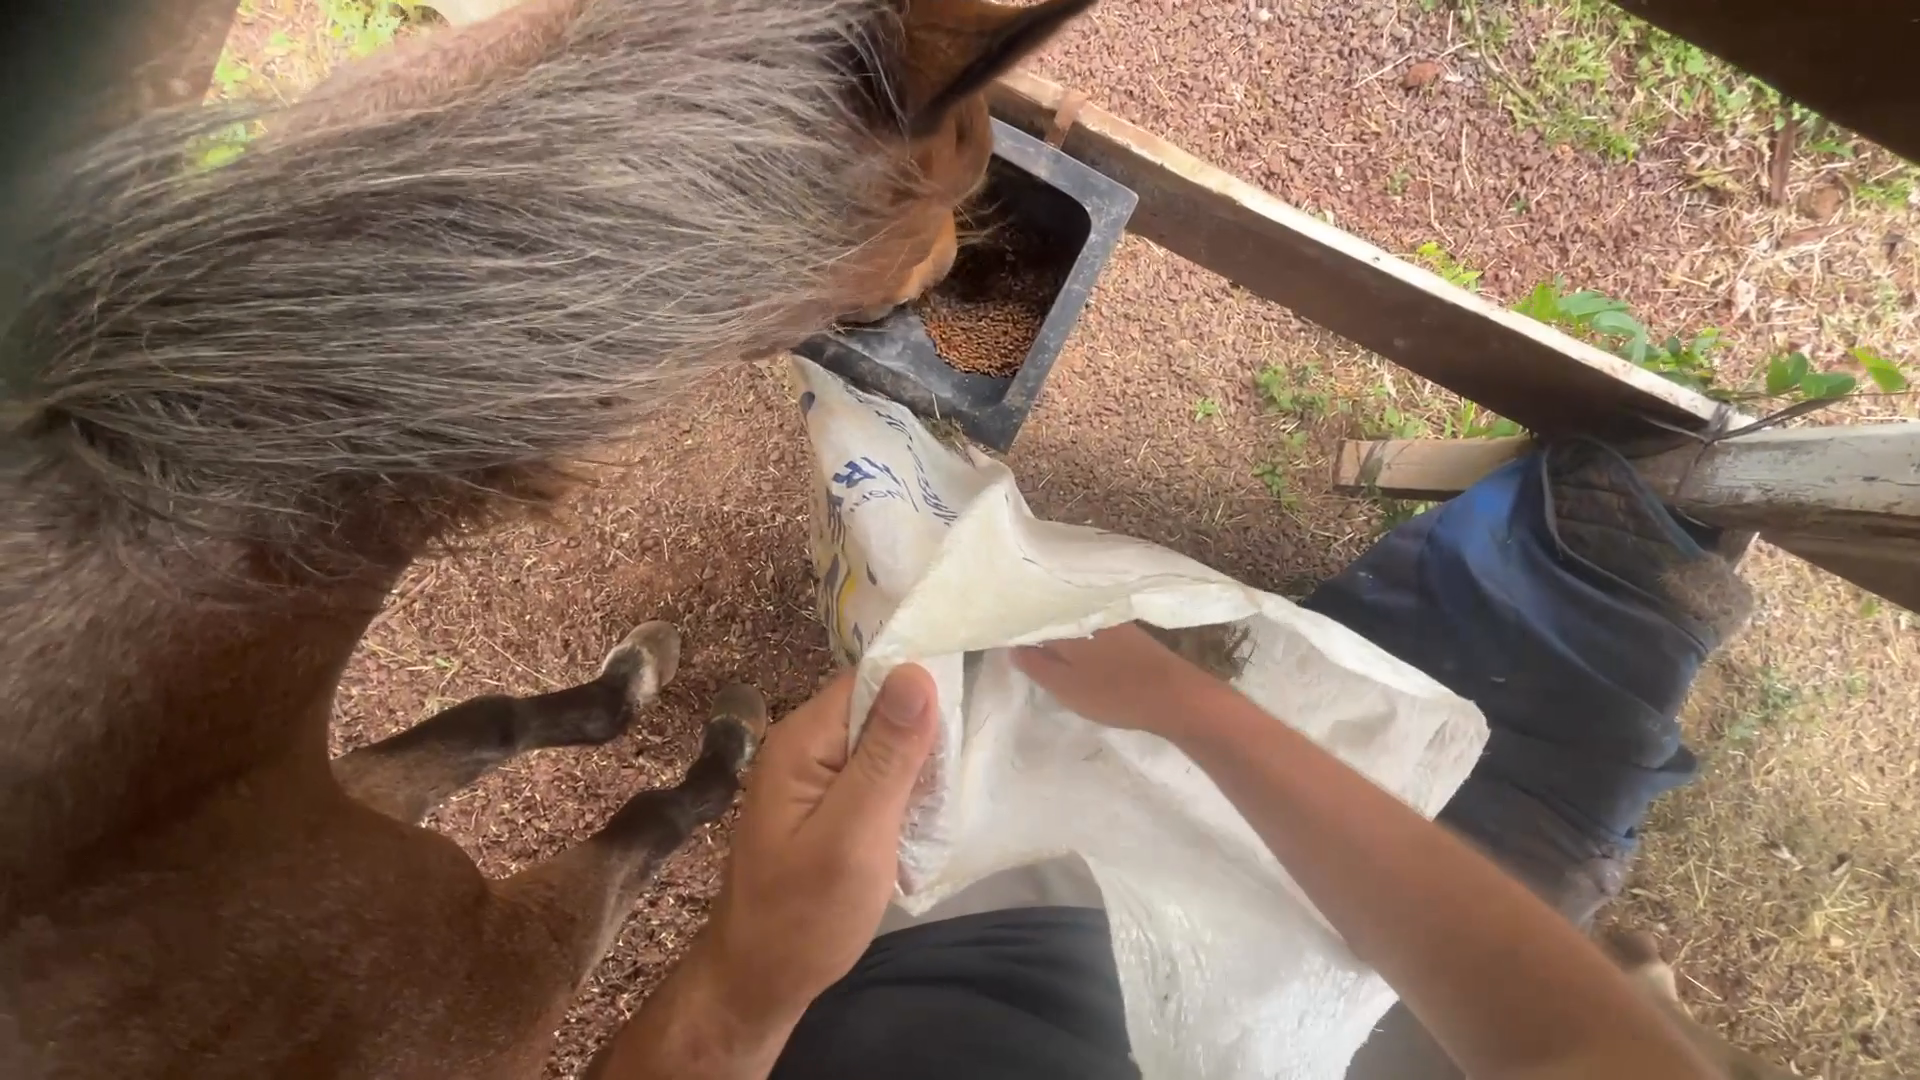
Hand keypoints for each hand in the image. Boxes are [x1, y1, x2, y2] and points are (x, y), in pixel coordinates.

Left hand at [703, 665, 940, 1026]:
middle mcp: (807, 743)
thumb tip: (917, 672)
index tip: (964, 715)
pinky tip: (923, 810)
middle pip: (879, 705)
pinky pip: (877, 770)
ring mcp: (816, 772)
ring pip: (884, 739)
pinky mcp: (830, 799)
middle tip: (955, 768)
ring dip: (917, 761)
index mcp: (804, 739)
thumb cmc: (805, 916)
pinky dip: (904, 785)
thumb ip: (887, 755)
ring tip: (944, 793)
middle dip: (923, 729)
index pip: (870, 679)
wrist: (761, 983)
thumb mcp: (854, 835)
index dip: (919, 688)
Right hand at [1013, 622, 1219, 737]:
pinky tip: (1076, 649)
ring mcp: (1111, 621)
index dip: (1014, 625)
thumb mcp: (1066, 686)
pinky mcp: (1128, 632)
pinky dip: (1079, 636)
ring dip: (1058, 630)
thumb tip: (1012, 645)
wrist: (1177, 696)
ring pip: (1074, 620)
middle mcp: (1087, 612)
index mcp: (1067, 622)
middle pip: (1053, 614)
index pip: (1031, 616)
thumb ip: (1036, 665)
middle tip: (1016, 641)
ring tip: (1043, 645)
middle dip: (1036, 624)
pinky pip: (1091, 627)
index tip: (999, 633)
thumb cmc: (1115, 693)